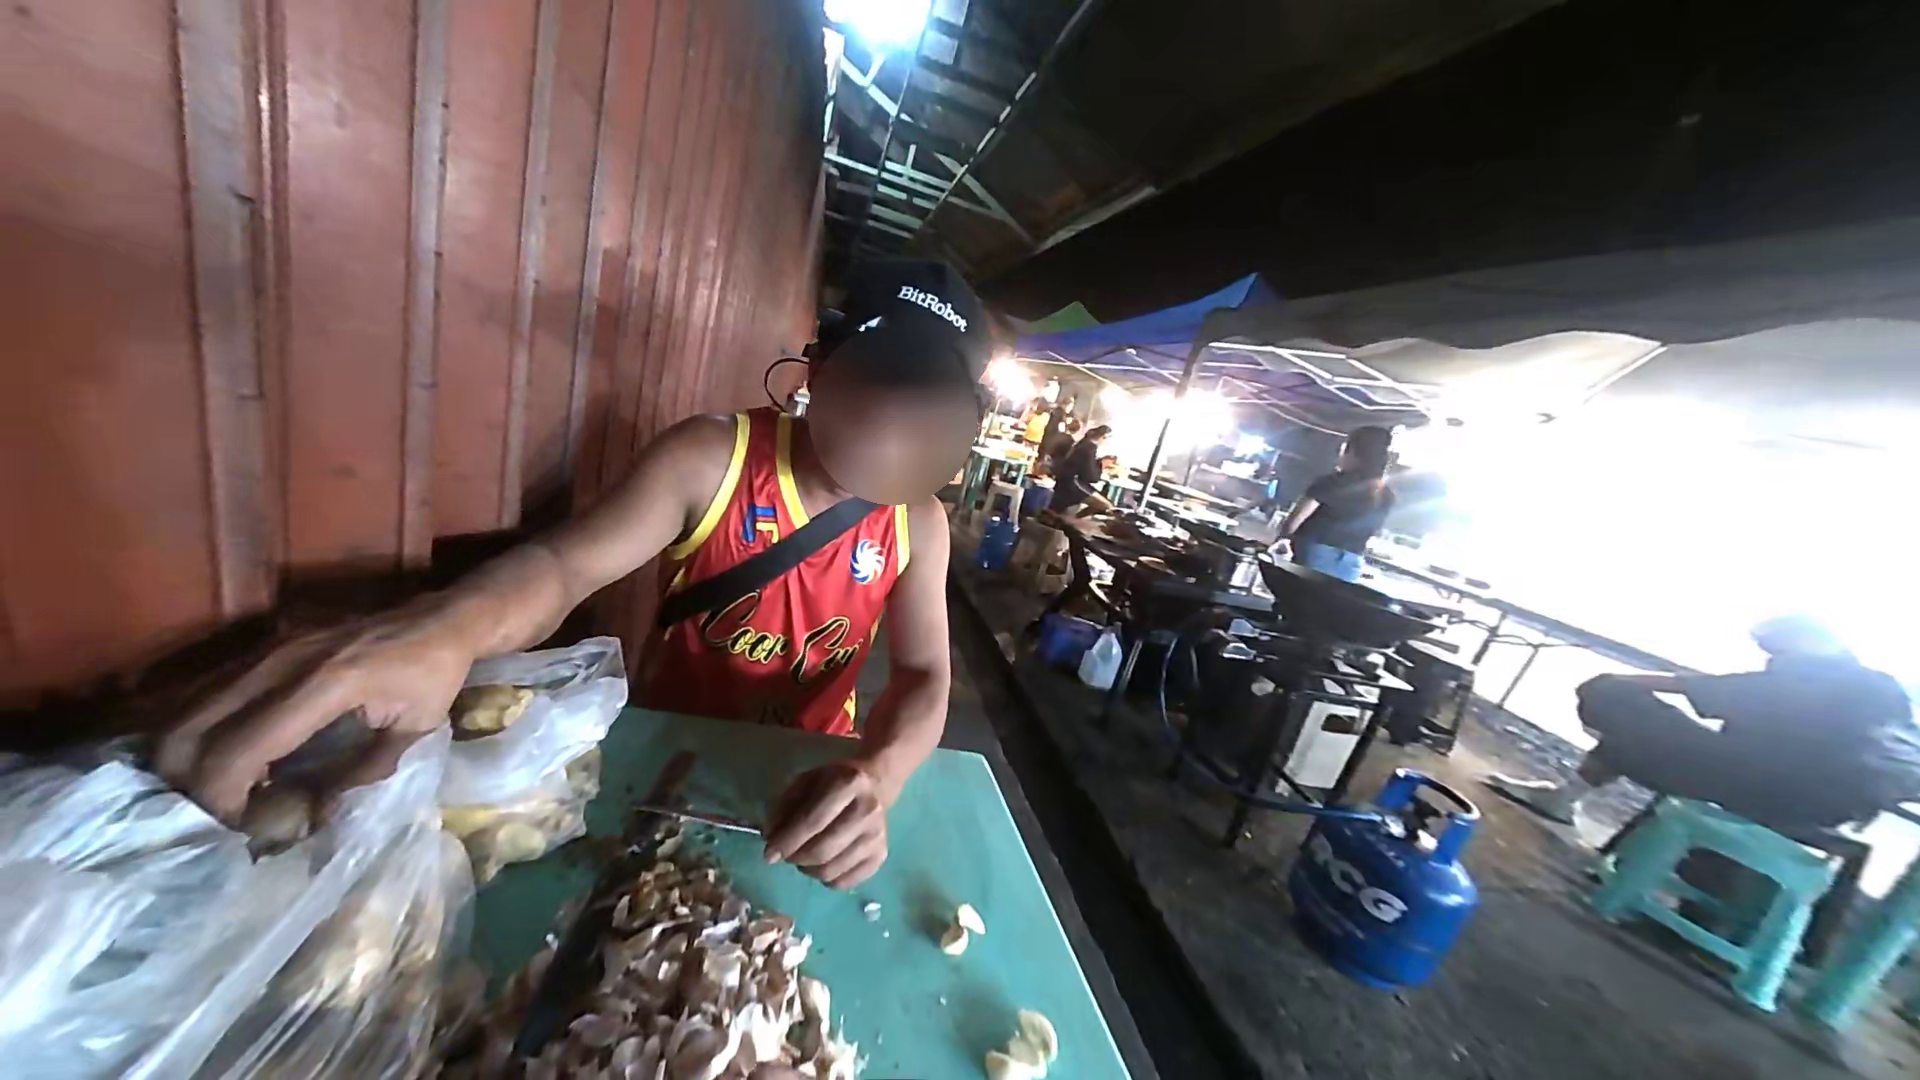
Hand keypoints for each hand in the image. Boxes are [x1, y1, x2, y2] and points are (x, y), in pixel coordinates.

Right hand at [155, 604, 474, 821]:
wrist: (446, 619)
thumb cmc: (438, 671)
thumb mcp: (416, 724)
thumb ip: (367, 769)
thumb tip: (318, 814)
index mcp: (326, 685)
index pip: (240, 750)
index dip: (222, 796)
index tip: (235, 824)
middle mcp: (282, 665)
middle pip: (189, 733)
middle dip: (188, 782)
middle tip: (216, 809)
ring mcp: (269, 650)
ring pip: (185, 711)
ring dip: (186, 755)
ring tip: (219, 784)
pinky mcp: (267, 646)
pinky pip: (204, 692)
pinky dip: (200, 727)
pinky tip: (229, 750)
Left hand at [762, 758, 891, 888]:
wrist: (872, 785)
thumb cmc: (832, 783)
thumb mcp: (804, 782)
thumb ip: (784, 808)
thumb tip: (772, 840)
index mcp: (849, 783)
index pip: (813, 821)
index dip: (787, 841)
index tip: (769, 854)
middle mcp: (868, 809)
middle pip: (822, 850)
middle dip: (796, 858)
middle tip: (787, 855)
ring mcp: (877, 835)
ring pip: (831, 871)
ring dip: (808, 869)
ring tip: (805, 856)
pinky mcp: (881, 855)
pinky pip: (843, 883)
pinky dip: (825, 879)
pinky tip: (824, 862)